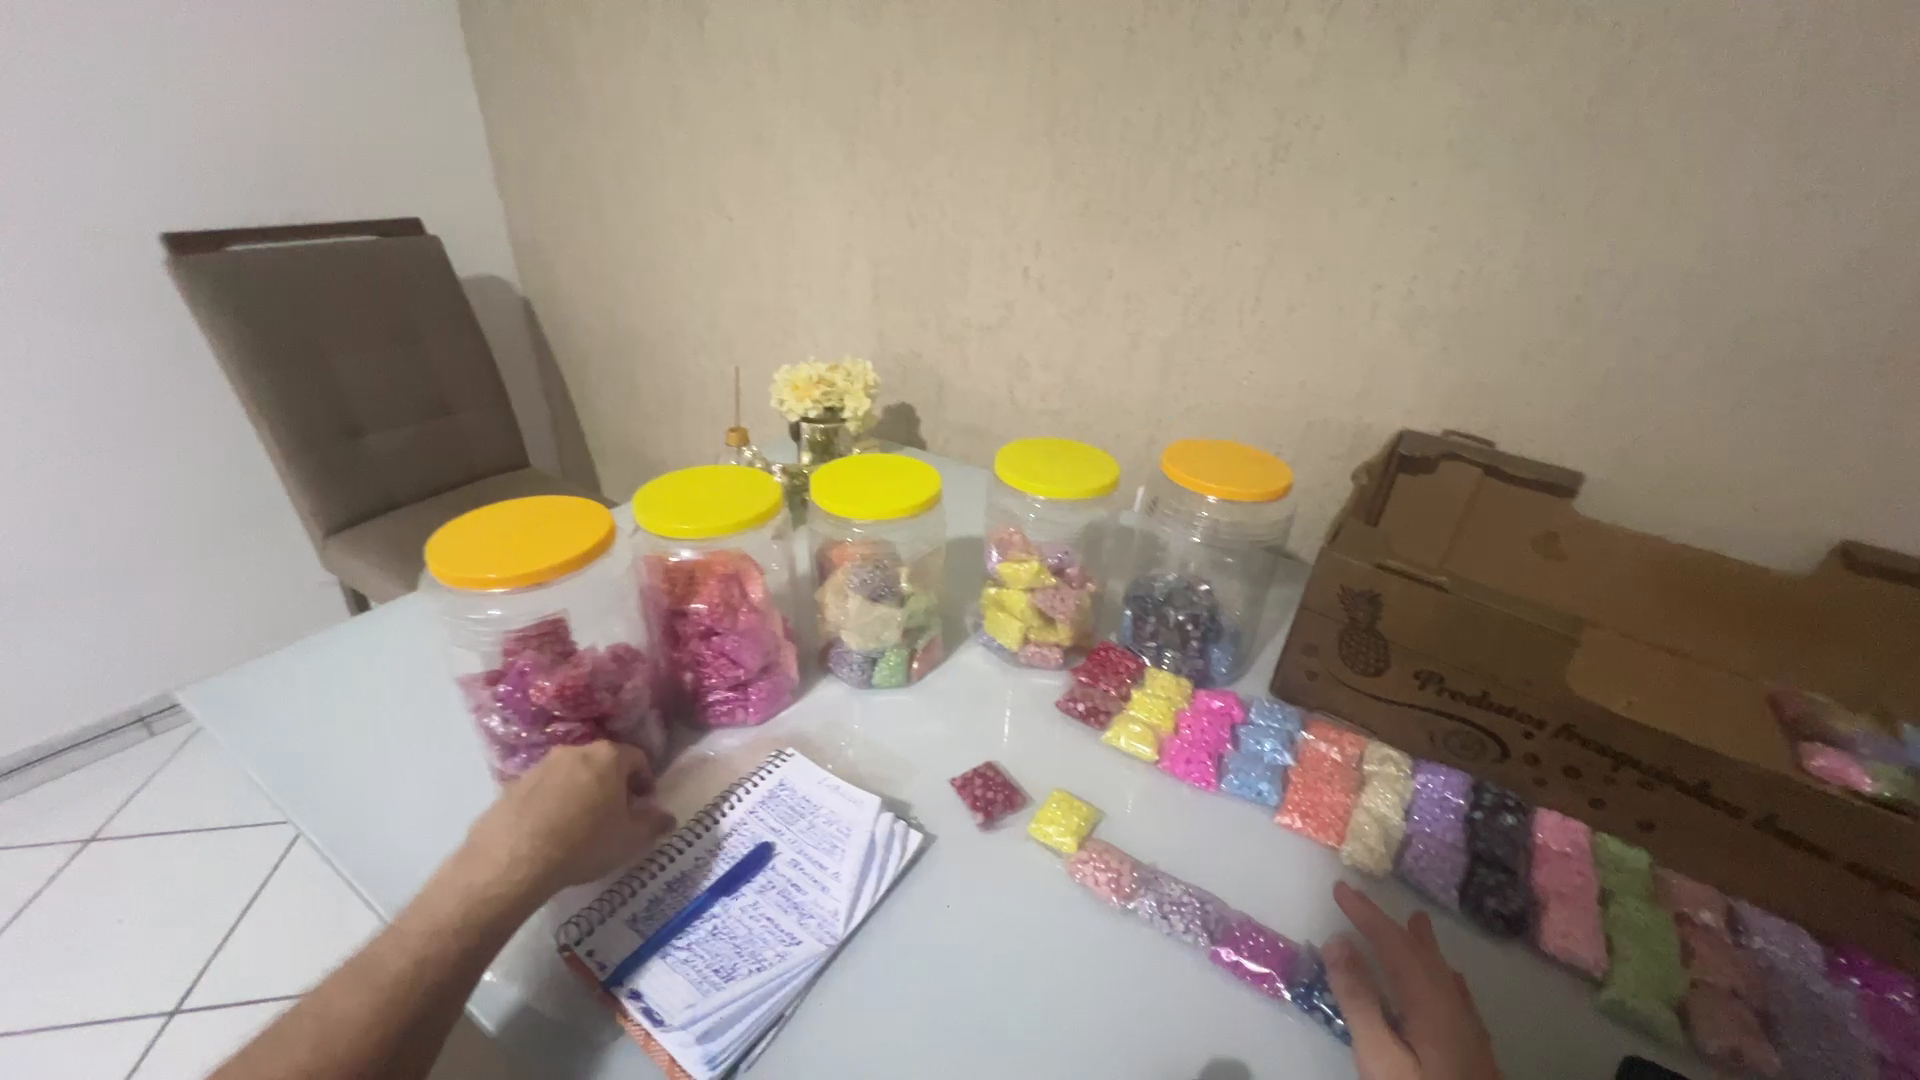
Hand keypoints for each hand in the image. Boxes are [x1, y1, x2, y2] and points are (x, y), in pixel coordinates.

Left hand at [461, 742, 676, 904]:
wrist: (511, 862)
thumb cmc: (583, 844)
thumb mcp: (630, 840)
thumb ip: (654, 824)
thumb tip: (668, 818)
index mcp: (608, 756)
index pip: (638, 758)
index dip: (645, 780)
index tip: (643, 803)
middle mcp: (574, 751)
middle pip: (602, 762)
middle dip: (612, 783)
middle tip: (615, 813)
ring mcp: (540, 766)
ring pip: (570, 774)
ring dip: (580, 791)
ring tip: (580, 825)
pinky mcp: (511, 786)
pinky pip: (542, 790)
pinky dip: (551, 803)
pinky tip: (549, 833)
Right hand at [1323, 881, 1501, 1079]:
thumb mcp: (1380, 1058)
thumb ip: (1359, 1000)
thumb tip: (1338, 941)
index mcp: (1428, 1004)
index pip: (1393, 945)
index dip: (1366, 915)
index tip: (1340, 890)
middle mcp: (1452, 1009)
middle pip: (1419, 954)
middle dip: (1387, 924)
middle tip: (1358, 900)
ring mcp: (1469, 1033)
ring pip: (1443, 974)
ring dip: (1420, 945)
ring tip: (1414, 922)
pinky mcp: (1475, 1054)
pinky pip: (1458, 996)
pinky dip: (1443, 976)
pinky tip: (1449, 983)